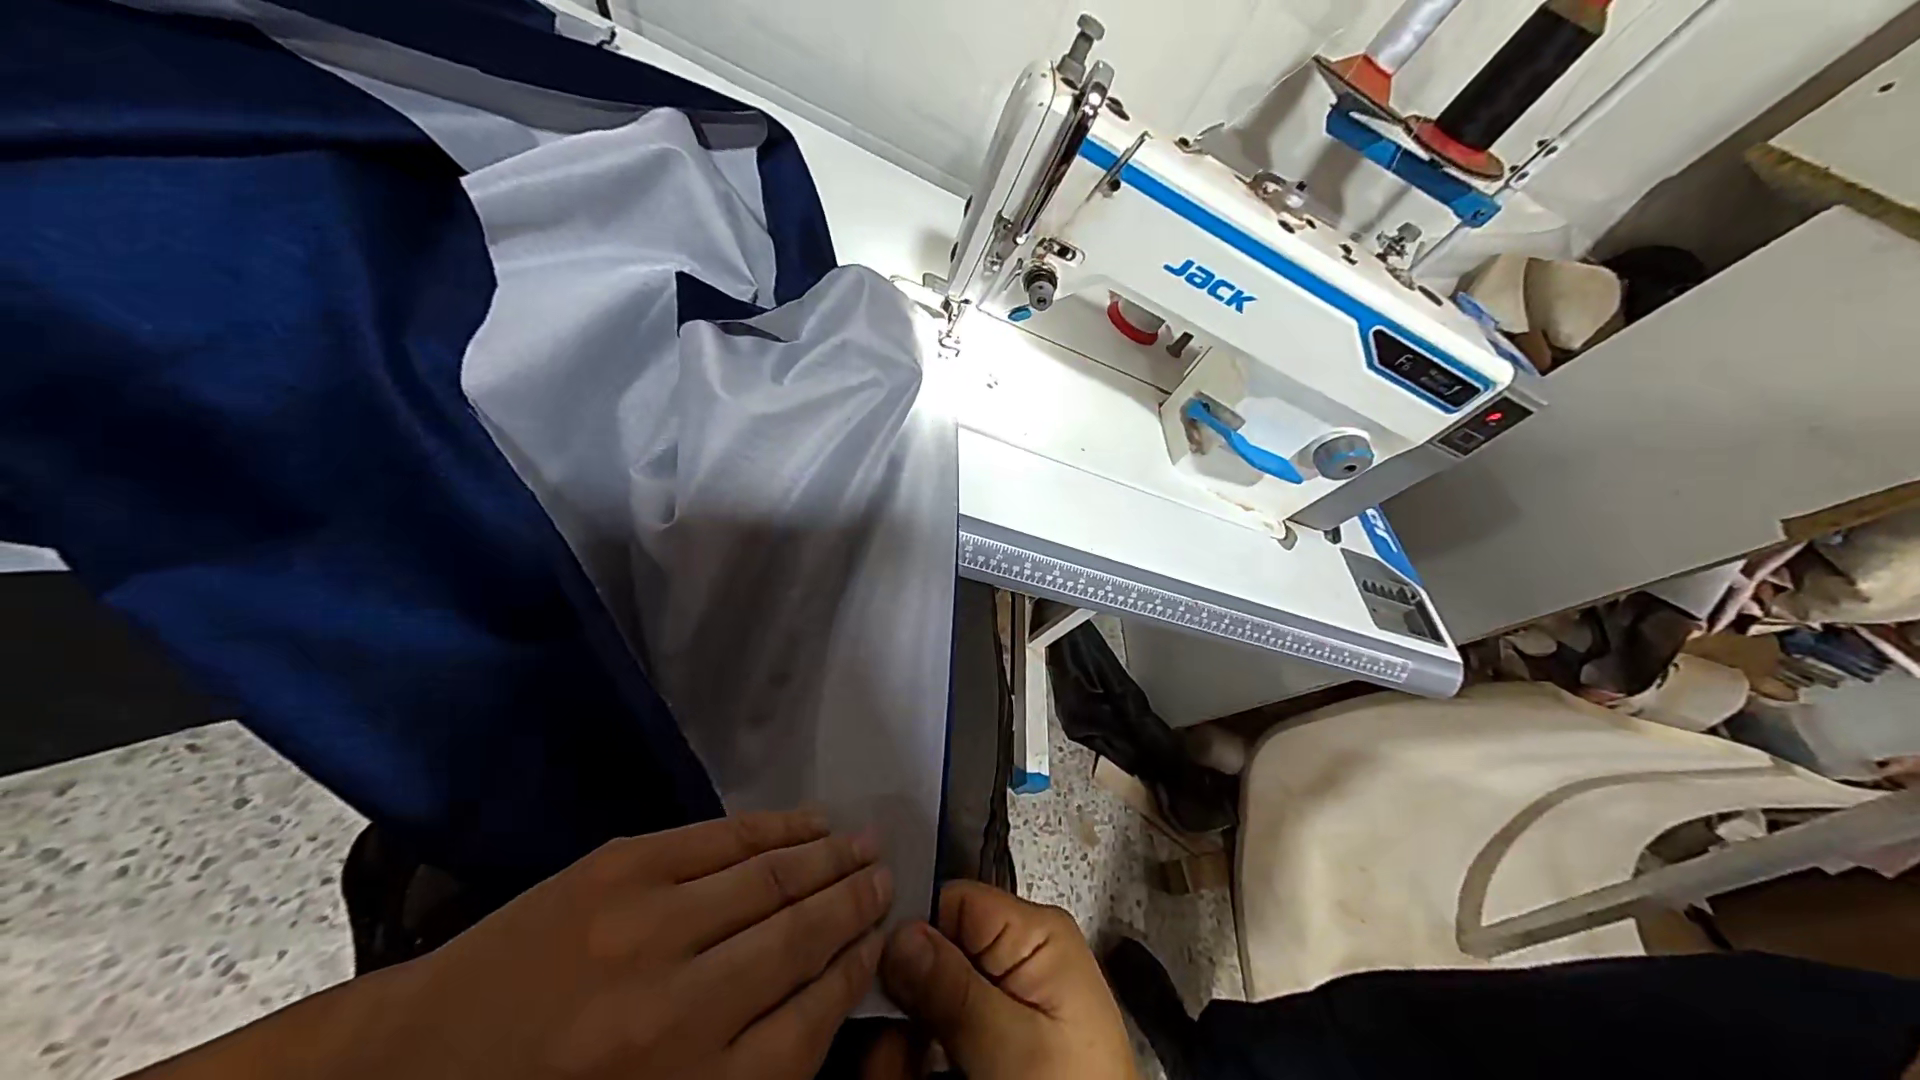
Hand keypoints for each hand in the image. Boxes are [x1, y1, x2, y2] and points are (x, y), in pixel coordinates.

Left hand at [133, 810, 892, 1079]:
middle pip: (803, 935)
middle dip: (855, 901)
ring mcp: (648, 925)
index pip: (816, 1014)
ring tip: (864, 842)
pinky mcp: (618, 869)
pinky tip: (809, 820)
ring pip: (774, 878)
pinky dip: (776, 826)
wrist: (406, 1075)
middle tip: (888, 874)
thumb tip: (830, 986)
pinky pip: (723, 838)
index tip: (883, 933)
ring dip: (829, 857)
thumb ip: (752, 1067)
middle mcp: (682, 1007)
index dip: (858, 964)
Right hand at [878, 881, 1137, 1079]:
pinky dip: (920, 1052)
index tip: (879, 976)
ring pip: (931, 992)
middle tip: (893, 1052)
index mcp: (1034, 931)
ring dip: (906, 1036)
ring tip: (899, 1069)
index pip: (953, 901)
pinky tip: (910, 1071)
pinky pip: (943, 1023)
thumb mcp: (1013, 1046)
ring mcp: (1004, 990)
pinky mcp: (993, 1027)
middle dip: (907, 999)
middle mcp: (1017, 949)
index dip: (912, 932)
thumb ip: (954, 989)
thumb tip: (898, 934)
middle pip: (937, 949)